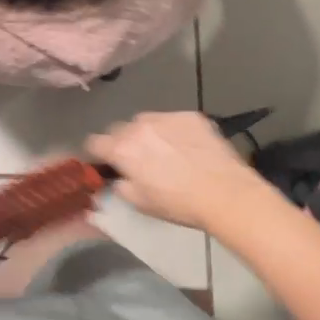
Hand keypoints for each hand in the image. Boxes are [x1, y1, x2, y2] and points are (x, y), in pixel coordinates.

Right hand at [86, 111, 268, 229]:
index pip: (94, 142)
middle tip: (137, 160)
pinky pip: (172, 120)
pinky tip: (187, 147)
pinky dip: (173, 130)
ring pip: (145, 121)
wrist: (225, 193)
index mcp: (122, 149)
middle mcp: (139, 127)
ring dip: (147, 133)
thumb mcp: (140, 203)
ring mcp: (167, 118)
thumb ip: (121, 186)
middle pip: (119, 129)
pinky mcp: (191, 116)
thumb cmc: (179, 204)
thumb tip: (119, 178)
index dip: (96, 153)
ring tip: (164, 151)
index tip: (104, 162)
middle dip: (122, 142)